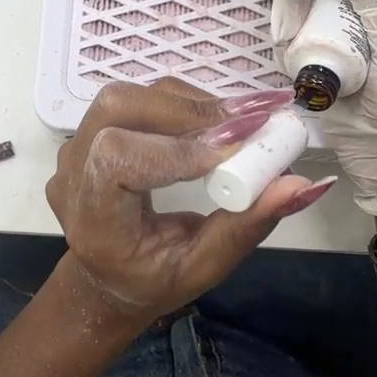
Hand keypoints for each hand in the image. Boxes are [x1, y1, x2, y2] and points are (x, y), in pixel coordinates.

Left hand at [45, 80, 334, 320]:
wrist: (108, 276)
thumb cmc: (152, 280)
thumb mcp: (204, 269)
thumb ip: (247, 226)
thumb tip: (303, 184)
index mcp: (94, 221)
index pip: (117, 158)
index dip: (177, 146)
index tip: (237, 148)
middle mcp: (73, 176)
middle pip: (117, 107)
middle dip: (188, 108)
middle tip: (251, 121)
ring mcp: (75, 150)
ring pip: (128, 96)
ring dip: (189, 102)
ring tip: (242, 122)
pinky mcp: (89, 134)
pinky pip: (134, 101)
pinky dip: (180, 103)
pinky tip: (217, 122)